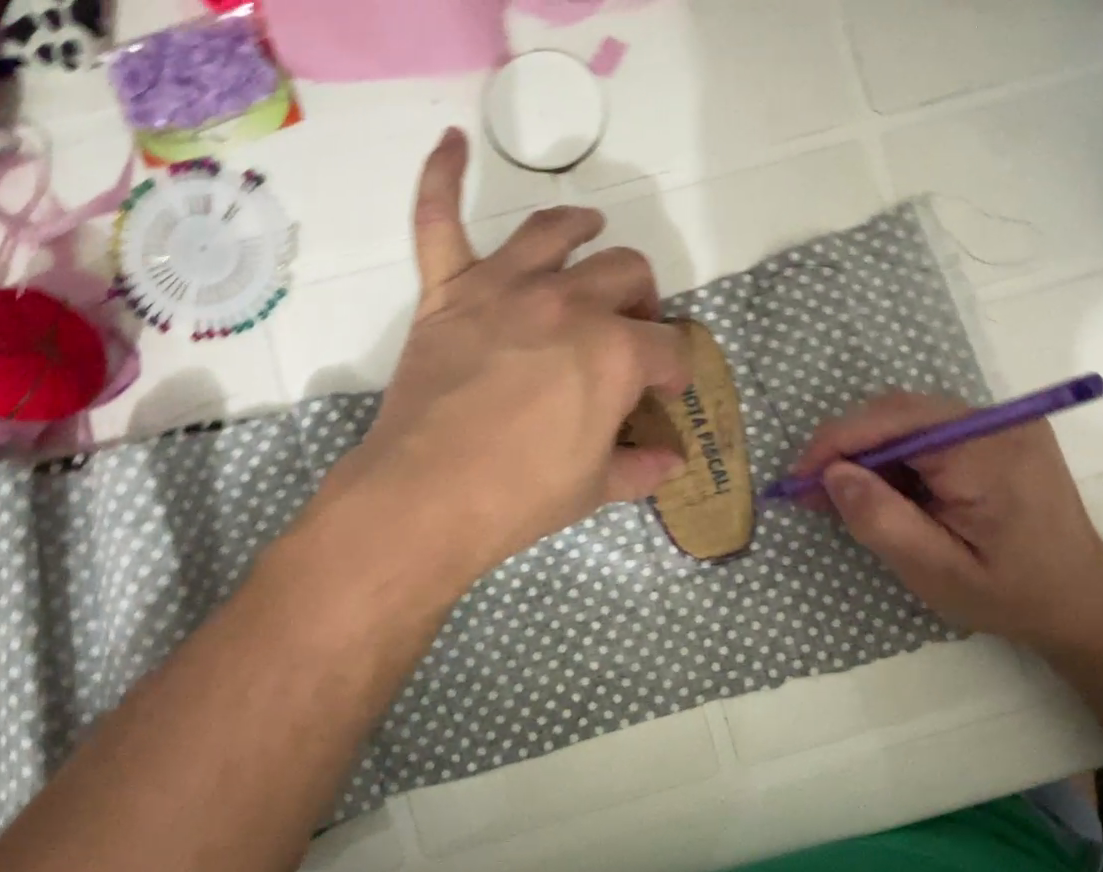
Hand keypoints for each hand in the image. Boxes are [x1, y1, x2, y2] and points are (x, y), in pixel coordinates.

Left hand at [322, 129, 689, 575]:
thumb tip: (672, 463)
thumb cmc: (520, 497)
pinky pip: (438, 220)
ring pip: (552, 230)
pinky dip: (442, 178)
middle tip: (631, 328)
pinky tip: (451, 143)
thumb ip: (639, 467)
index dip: (674, 374)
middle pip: (625, 274)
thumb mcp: (594, 489)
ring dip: (579, 226)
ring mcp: (503, 290)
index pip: (667, 350)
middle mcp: (567, 303)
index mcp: (615, 352)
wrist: (428, 496)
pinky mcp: (447, 293)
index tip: (665, 394)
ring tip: (589, 229)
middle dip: (641, 300)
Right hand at [794, 391, 1102, 649]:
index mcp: (987, 452)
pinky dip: (894, 458)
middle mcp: (997, 422)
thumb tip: (832, 475)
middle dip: (846, 447)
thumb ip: (882, 520)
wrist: (1081, 599)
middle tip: (811, 493)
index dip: (835, 442)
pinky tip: (878, 490)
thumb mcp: (936, 571)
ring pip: (909, 420)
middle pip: (899, 412)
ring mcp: (1001, 425)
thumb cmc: (1010, 594)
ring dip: (867, 452)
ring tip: (838, 496)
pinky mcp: (998, 437)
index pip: (894, 420)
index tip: (796, 481)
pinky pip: (930, 433)